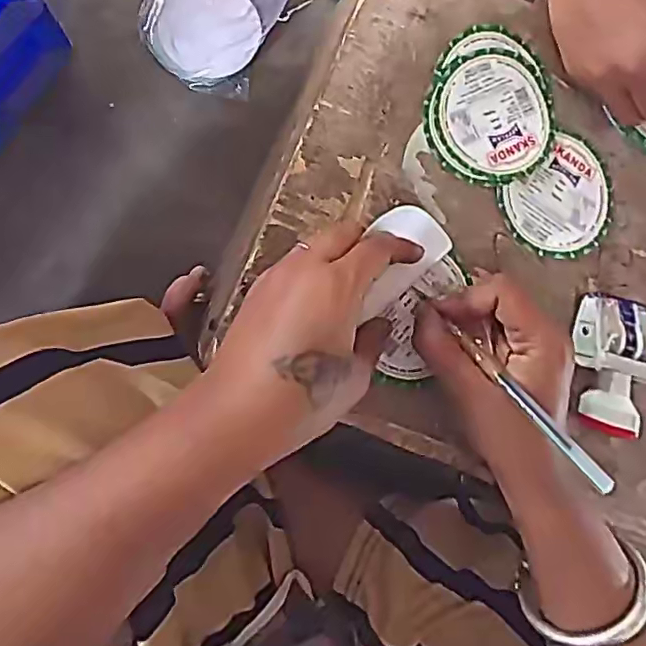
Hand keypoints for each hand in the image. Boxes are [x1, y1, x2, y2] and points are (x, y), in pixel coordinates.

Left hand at [207, 220, 421, 463]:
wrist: (234, 413)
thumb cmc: (302, 398)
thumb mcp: (354, 376)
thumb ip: (372, 341)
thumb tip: (377, 325)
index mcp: (337, 283)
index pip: (375, 247)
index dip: (398, 246)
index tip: (411, 254)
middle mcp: (305, 269)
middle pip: (341, 232)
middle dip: (366, 240)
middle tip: (382, 261)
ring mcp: (276, 277)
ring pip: (313, 245)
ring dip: (335, 253)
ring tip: (348, 283)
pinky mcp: (255, 291)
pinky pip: (292, 265)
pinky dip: (311, 270)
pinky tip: (315, 301)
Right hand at [414, 275, 576, 495]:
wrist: (534, 480)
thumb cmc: (511, 441)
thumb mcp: (470, 391)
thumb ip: (442, 348)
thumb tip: (422, 314)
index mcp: (543, 337)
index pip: (501, 289)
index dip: (465, 297)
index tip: (438, 314)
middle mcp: (549, 335)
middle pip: (500, 296)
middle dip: (464, 308)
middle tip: (436, 324)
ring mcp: (543, 347)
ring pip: (498, 312)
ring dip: (468, 321)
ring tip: (446, 340)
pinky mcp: (532, 359)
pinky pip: (500, 330)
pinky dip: (476, 335)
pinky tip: (461, 353)